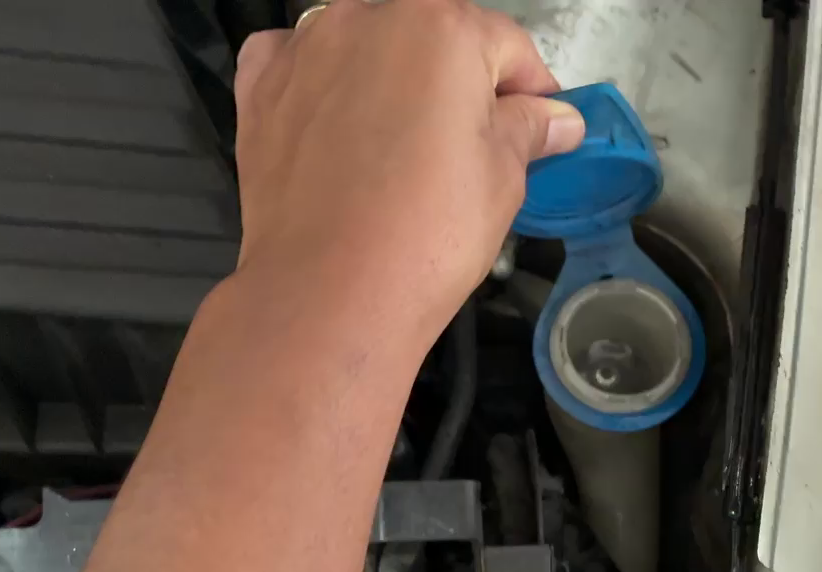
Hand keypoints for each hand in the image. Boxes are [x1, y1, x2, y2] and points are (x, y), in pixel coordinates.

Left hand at [228, 0, 583, 335]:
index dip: (535, 93)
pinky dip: (335, 92)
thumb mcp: (503, 182)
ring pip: (373, 51)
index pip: (510, 47)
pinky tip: (348, 141)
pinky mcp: (262, 85)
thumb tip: (559, 118)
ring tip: (407, 156)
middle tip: (476, 154)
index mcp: (442, 28)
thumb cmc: (431, 236)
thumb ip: (528, 131)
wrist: (331, 292)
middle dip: (464, 87)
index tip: (542, 133)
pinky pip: (311, 70)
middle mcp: (369, 15)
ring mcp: (306, 45)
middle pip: (437, 40)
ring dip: (399, 85)